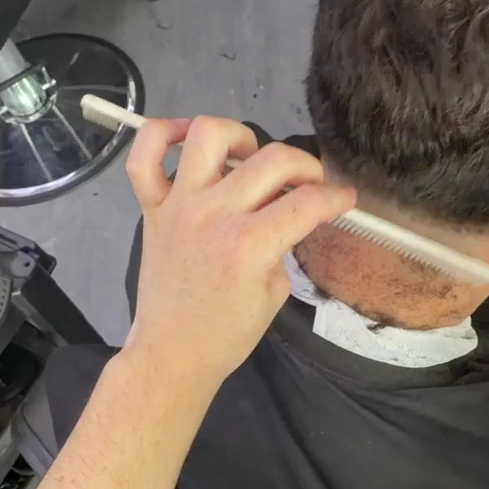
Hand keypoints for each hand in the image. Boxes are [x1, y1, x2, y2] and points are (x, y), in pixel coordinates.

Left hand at [122, 116, 354, 389]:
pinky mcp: (152, 208)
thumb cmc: (226, 335)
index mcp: (251, 245)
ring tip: (250, 159)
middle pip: (273, 160)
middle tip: (310, 185)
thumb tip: (286, 218)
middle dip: (307, 167)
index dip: (336, 198)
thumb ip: (282, 248)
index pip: (307, 203)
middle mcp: (215, 215)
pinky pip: (144, 156)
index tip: (344, 199)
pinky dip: (163, 135)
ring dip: (241, 137)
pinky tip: (186, 141)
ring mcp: (179, 206)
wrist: (173, 353)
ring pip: (208, 135)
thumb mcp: (275, 295)